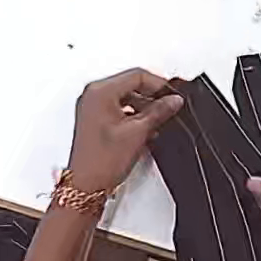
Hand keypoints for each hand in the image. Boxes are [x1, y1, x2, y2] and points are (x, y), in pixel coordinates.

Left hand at [66, 68, 183, 191]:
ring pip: (126, 96)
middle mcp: (92, 96)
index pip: (136, 75)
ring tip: (159, 118)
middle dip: (152, 95)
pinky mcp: (95, 119)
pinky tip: (146, 127)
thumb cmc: (102, 161)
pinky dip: (134, 114)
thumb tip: (173, 100)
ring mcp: (92, 107)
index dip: (159, 84)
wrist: (87, 185)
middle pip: (130, 84)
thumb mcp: (138, 131)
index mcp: (100, 92)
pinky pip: (119, 107)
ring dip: (144, 105)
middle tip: (169, 105)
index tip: (172, 95)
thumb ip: (159, 111)